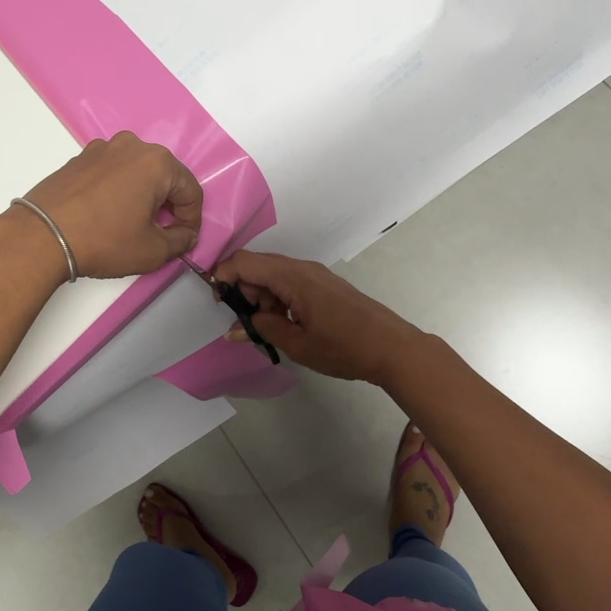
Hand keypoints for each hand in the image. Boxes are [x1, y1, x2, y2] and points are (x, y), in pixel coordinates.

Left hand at [21, 132, 201, 279]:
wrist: (42, 236)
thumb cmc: (104, 240)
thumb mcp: (152, 251)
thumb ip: (179, 241)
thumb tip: (185, 235)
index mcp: (157, 162)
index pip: (190, 190)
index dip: (192, 219)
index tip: (183, 240)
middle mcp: (131, 146)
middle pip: (164, 177)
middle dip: (167, 206)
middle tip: (160, 234)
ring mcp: (101, 149)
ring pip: (136, 173)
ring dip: (141, 196)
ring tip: (132, 225)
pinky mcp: (78, 159)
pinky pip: (111, 173)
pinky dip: (117, 191)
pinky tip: (107, 216)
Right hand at [212, 251, 426, 385]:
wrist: (394, 348)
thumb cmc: (344, 348)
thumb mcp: (297, 344)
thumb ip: (263, 330)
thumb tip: (236, 328)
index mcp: (293, 278)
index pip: (245, 262)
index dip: (223, 275)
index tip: (217, 301)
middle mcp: (303, 269)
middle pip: (258, 266)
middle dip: (242, 290)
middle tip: (244, 321)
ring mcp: (316, 275)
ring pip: (274, 275)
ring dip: (261, 297)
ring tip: (267, 328)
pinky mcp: (325, 285)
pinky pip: (290, 282)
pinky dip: (278, 298)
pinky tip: (285, 324)